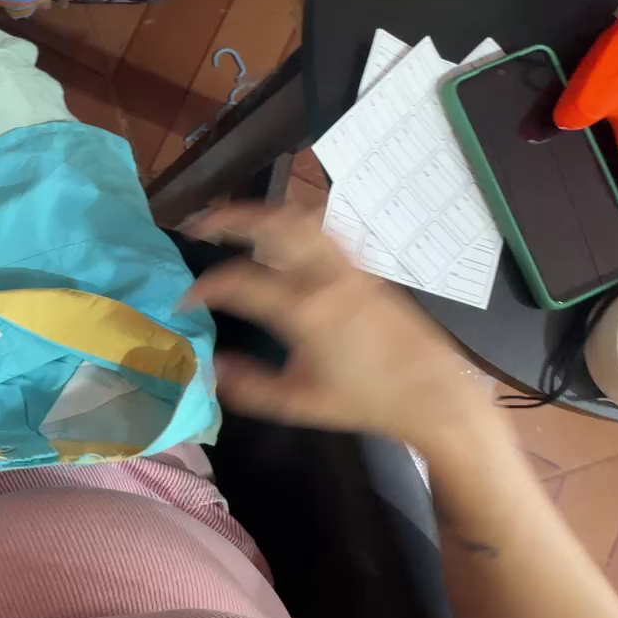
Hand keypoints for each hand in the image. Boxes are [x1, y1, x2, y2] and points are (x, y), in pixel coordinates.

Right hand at [183, 203, 494, 450]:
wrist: (434, 395)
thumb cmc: (364, 400)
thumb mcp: (296, 403)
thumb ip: (248, 386)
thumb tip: (213, 366)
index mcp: (304, 311)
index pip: (237, 283)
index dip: (202, 289)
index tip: (183, 302)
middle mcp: (326, 278)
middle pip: (271, 224)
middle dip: (228, 218)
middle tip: (198, 224)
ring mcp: (350, 268)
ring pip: (300, 219)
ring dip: (261, 214)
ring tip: (235, 221)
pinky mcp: (365, 270)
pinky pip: (323, 232)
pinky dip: (293, 226)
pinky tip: (281, 239)